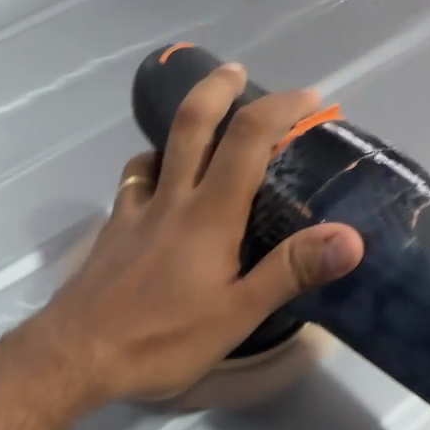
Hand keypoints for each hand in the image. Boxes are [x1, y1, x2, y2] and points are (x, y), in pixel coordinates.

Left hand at [22, 63, 363, 403]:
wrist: (78, 355)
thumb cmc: (161, 341)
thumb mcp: (235, 315)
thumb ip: (289, 272)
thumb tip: (351, 237)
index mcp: (209, 215)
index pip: (249, 138)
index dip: (281, 107)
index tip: (309, 99)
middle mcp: (169, 201)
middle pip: (192, 124)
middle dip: (218, 89)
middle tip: (237, 73)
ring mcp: (132, 216)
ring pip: (154, 154)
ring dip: (177, 132)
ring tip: (195, 133)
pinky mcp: (108, 236)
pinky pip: (130, 187)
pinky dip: (147, 172)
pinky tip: (151, 190)